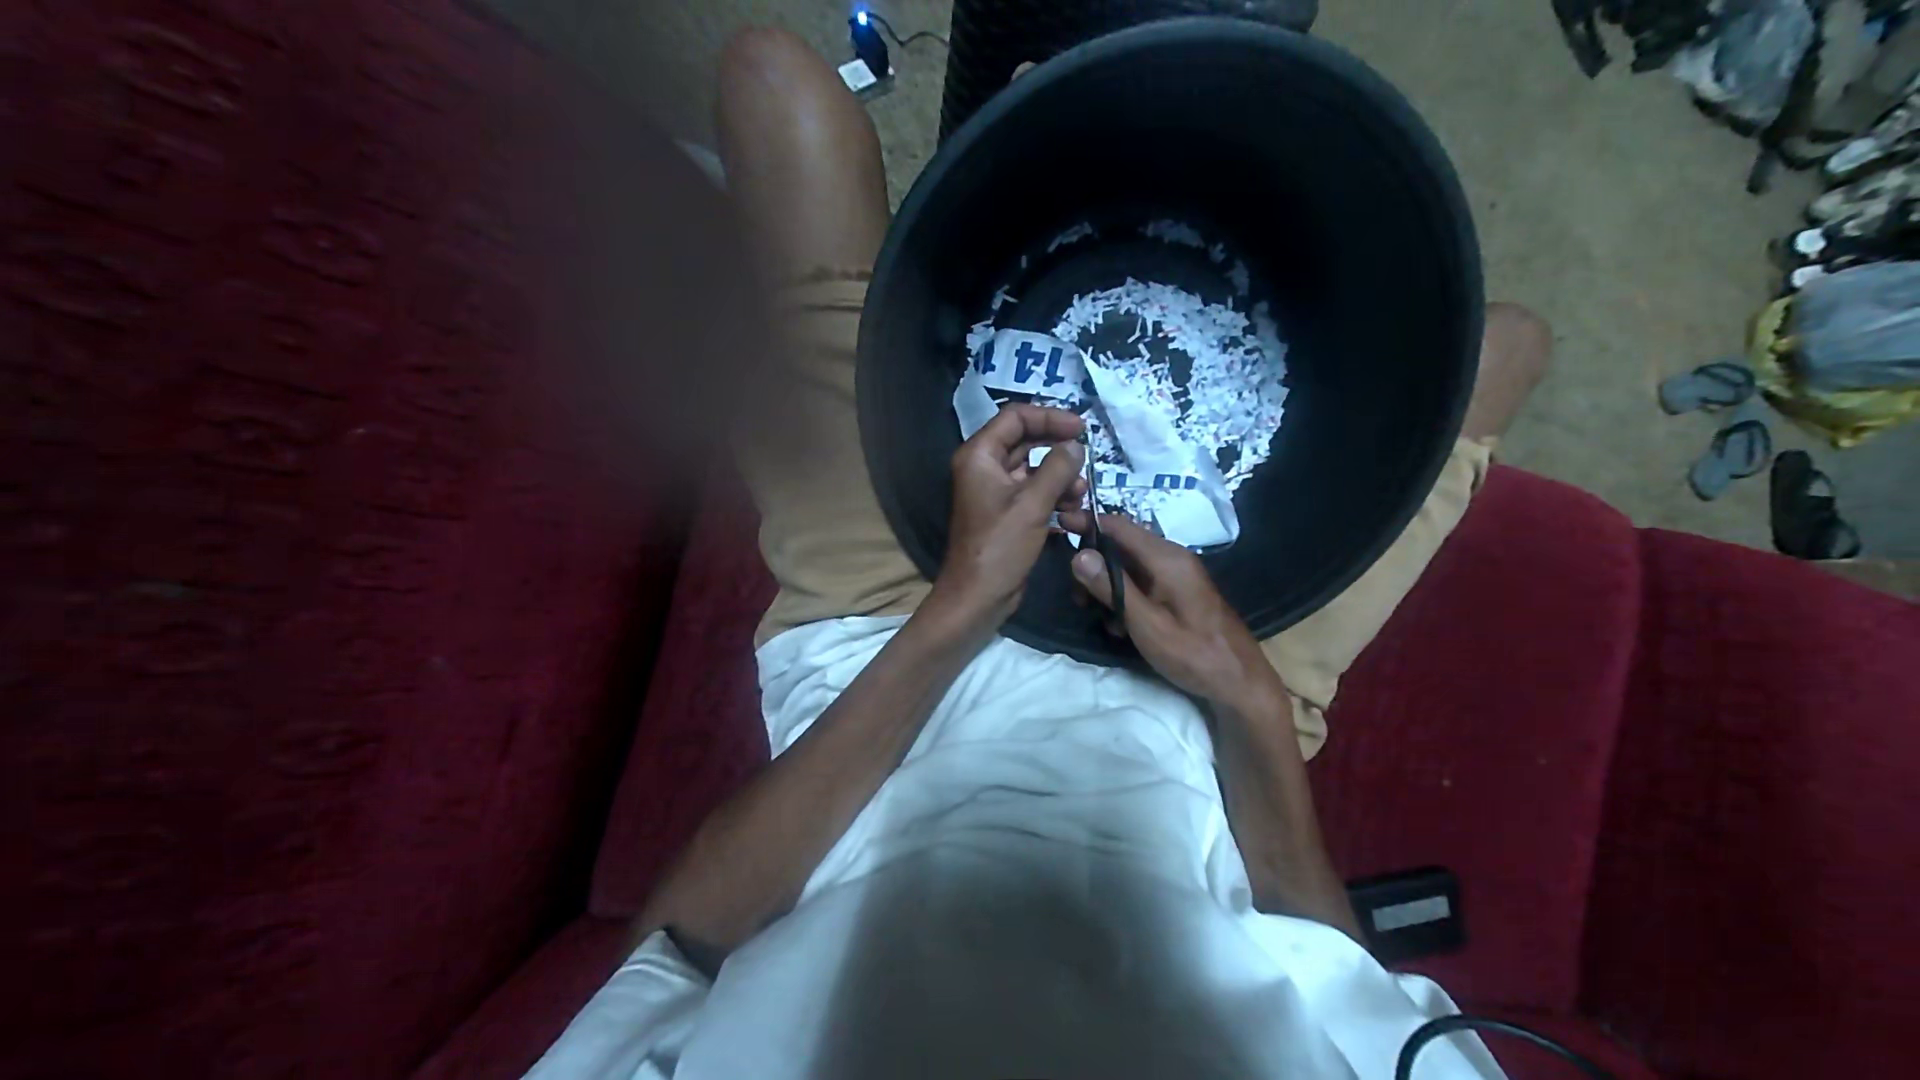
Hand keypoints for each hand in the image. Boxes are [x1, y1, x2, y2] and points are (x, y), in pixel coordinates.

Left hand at [931, 404, 1086, 631]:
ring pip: (1032, 468)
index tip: (1081, 428)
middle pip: (1025, 440)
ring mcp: (994, 491)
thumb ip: (1057, 468)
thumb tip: (1075, 445)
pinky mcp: (1006, 512)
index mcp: (979, 455)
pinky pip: (1032, 491)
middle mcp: (984, 467)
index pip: (1015, 418)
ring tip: (1080, 492)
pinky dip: (1053, 495)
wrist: (978, 595)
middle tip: (1086, 456)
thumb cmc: (1000, 546)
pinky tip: (1072, 508)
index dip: (1049, 417)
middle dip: (1057, 448)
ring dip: (1059, 475)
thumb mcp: (1033, 503)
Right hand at [1058, 509, 1286, 715]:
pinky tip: (1120, 626)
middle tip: (1077, 597)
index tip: (1058, 525)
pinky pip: (1141, 582)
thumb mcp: (1146, 624)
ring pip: (1128, 566)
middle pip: (1121, 545)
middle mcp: (1172, 558)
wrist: (1240, 682)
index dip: (1086, 522)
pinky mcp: (1178, 591)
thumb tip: (1079, 554)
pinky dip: (1124, 597)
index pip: (1118, 525)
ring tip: (1097, 615)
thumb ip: (1112, 588)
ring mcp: (1177, 574)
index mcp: (1166, 558)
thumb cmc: (1193, 654)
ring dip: (1106, 585)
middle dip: (1093, 564)